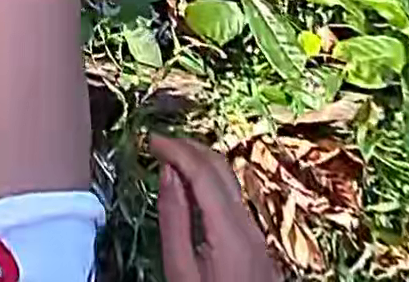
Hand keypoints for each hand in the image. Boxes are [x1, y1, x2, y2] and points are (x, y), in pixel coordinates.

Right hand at [152, 135, 280, 281]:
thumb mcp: (179, 270)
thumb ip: (173, 216)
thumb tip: (167, 171)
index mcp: (231, 235)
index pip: (204, 172)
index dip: (175, 148)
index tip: (149, 139)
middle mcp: (251, 231)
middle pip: (222, 169)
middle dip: (188, 147)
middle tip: (157, 143)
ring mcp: (259, 240)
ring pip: (230, 182)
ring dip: (199, 162)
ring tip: (168, 159)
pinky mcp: (259, 248)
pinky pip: (233, 200)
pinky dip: (209, 182)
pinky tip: (188, 187)